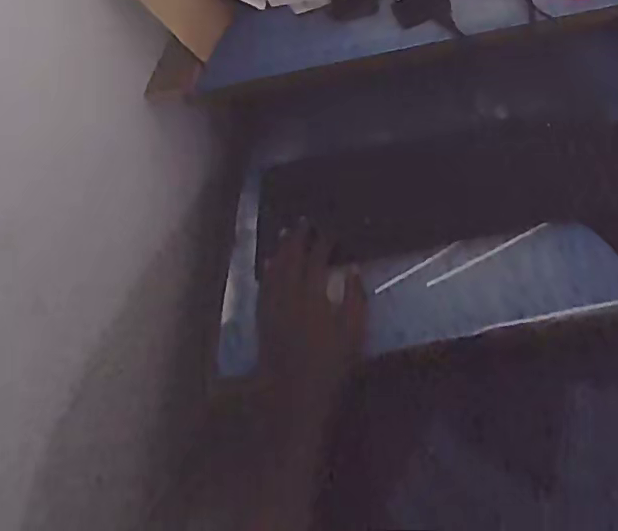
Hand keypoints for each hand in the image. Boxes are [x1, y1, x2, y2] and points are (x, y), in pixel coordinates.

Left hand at [257, 225, 366, 433]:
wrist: (293, 396)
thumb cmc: (329, 366)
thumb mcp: (353, 334)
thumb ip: (355, 299)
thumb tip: (352, 269)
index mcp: (313, 295)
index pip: (317, 259)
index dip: (324, 242)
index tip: (331, 230)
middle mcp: (289, 293)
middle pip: (292, 258)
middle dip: (298, 237)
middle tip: (304, 221)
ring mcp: (273, 305)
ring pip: (276, 268)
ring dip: (281, 248)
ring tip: (286, 232)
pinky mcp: (263, 318)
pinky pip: (264, 285)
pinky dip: (268, 269)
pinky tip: (270, 262)